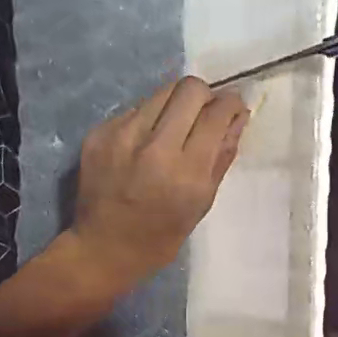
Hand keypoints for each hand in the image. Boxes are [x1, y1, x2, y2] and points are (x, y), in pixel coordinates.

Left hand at [67, 75, 248, 289]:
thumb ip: (221, 155)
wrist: (103, 248)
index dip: (231, 104)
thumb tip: (238, 116)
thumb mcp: (202, 202)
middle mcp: (154, 147)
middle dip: (205, 96)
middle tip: (205, 114)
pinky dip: (149, 120)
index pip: (216, 113)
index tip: (233, 108)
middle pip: (189, 88)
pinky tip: (145, 145)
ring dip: (176, 105)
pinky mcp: (99, 133)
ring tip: (174, 129)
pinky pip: (136, 109)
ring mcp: (122, 136)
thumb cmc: (161, 236)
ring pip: (161, 92)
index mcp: (185, 172)